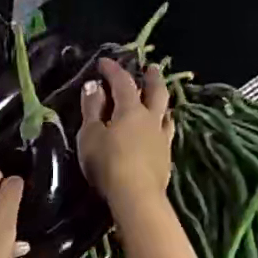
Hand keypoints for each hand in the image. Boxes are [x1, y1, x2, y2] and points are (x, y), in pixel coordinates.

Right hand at [78, 59, 173, 206]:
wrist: (136, 195)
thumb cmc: (108, 163)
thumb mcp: (90, 135)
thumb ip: (92, 110)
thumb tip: (93, 85)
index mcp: (130, 110)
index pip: (123, 82)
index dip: (113, 70)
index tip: (104, 62)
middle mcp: (151, 119)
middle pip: (156, 92)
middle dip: (152, 78)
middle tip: (151, 67)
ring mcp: (162, 138)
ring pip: (165, 113)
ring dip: (162, 102)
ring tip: (160, 99)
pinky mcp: (166, 157)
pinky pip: (167, 133)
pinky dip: (163, 125)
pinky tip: (162, 129)